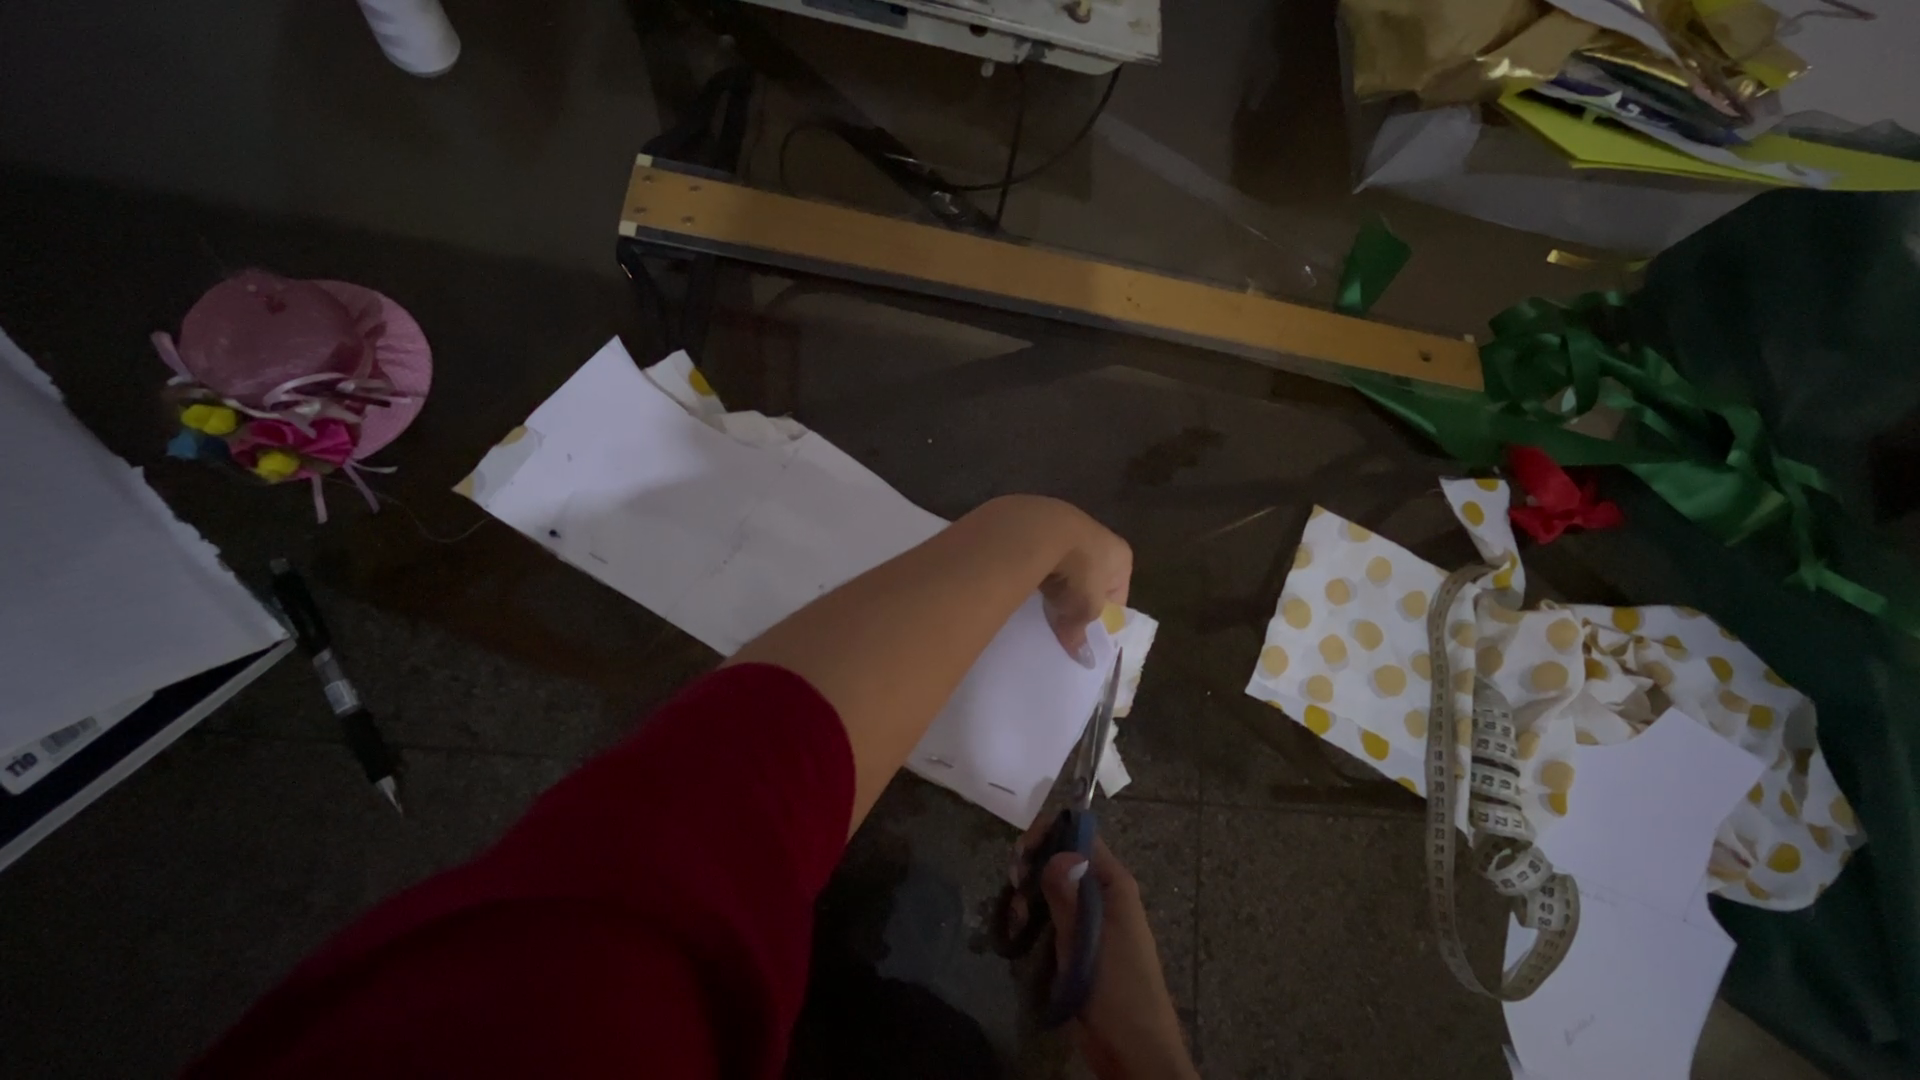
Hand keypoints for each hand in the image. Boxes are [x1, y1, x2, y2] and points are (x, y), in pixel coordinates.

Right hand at [1030, 837, 1196, 1079]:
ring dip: (1029, 897)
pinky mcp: (1077, 944)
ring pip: (1051, 888)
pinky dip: (1033, 919)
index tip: (1020, 855)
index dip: (1049, 835)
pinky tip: (1020, 934)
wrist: (1134, 1053)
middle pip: (1060, 859)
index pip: (1081, 837)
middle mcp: (1102, 894)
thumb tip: (1058, 852)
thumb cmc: (1119, 992)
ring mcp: (1088, 919)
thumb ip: (1071, 897)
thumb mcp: (1091, 942)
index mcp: (1114, 885)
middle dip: (1033, 869)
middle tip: (1016, 891)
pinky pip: (1051, 916)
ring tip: (1017, 921)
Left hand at [1039, 511, 1131, 664]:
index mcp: (1121, 555)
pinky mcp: (1041, 524)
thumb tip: (1079, 654)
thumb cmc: (1078, 572)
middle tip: (1061, 618)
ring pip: (1064, 565)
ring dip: (1055, 581)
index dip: (1102, 615)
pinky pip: (1042, 554)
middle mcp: (1100, 536)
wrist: (1040, 531)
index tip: (1085, 631)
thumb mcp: (1084, 609)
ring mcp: (1070, 526)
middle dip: (1076, 597)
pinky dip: (1036, 567)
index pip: (1118, 593)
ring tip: (1041, 602)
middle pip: (1090, 577)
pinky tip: (1025, 581)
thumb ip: (1081, 630)